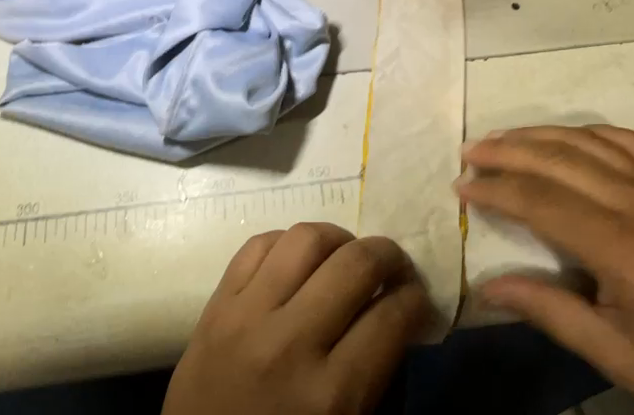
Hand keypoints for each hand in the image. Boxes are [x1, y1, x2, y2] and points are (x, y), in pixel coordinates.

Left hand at [163, 222, 428, 414]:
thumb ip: (375, 372)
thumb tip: (398, 314)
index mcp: (332, 395)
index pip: (391, 318)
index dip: (415, 300)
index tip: (418, 298)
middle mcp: (291, 344)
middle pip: (355, 265)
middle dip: (389, 256)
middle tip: (395, 268)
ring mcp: (247, 316)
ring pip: (306, 239)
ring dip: (340, 238)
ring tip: (348, 255)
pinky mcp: (215, 304)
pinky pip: (258, 244)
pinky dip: (288, 243)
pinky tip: (301, 260)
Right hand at [458, 126, 633, 414]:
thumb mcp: (614, 354)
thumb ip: (548, 310)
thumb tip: (487, 286)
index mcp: (623, 248)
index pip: (541, 200)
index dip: (495, 190)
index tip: (460, 186)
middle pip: (560, 159)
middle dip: (508, 151)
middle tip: (469, 153)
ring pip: (592, 142)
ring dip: (543, 135)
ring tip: (504, 139)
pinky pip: (631, 144)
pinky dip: (592, 134)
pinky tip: (571, 141)